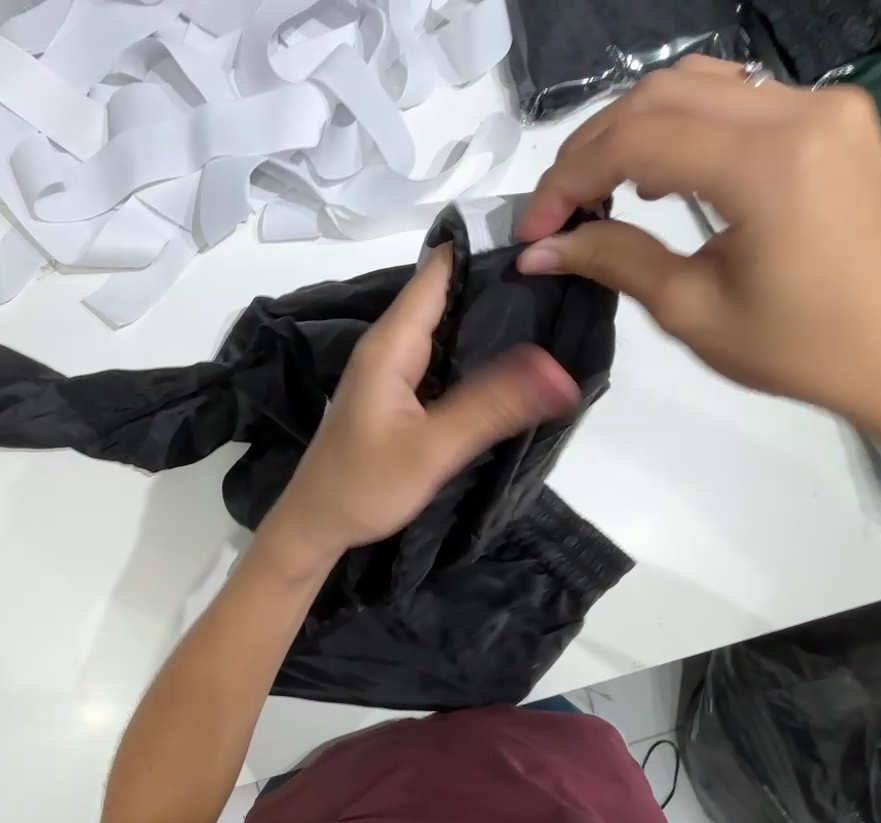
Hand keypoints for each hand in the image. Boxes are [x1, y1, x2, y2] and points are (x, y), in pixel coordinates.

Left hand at [256, 244, 579, 572]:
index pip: (439, 270)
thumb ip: (493, 407)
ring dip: (487, 319)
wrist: (315, 525)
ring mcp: (389, 371)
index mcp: (390, 344)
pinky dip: (472, 353)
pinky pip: (439, 358)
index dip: (486, 248)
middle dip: (497, 283)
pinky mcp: (394, 395)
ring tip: (551, 309)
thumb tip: (562, 370)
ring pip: (444, 327)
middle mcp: (387, 346)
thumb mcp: (432, 448)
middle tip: (565, 278)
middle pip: (446, 294)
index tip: (546, 239)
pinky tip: (507, 362)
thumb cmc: (363, 486)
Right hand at [515, 55, 880, 436]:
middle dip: (588, 151)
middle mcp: (800, 111)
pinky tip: (658, 175)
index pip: (635, 141)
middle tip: (554, 213)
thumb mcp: (689, 309)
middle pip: (658, 97)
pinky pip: (733, 96)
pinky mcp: (830, 117)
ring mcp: (822, 105)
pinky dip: (677, 125)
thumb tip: (538, 250)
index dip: (566, 181)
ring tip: (596, 191)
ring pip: (692, 85)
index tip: (532, 231)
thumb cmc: (800, 348)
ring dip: (628, 130)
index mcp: (768, 164)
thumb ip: (613, 260)